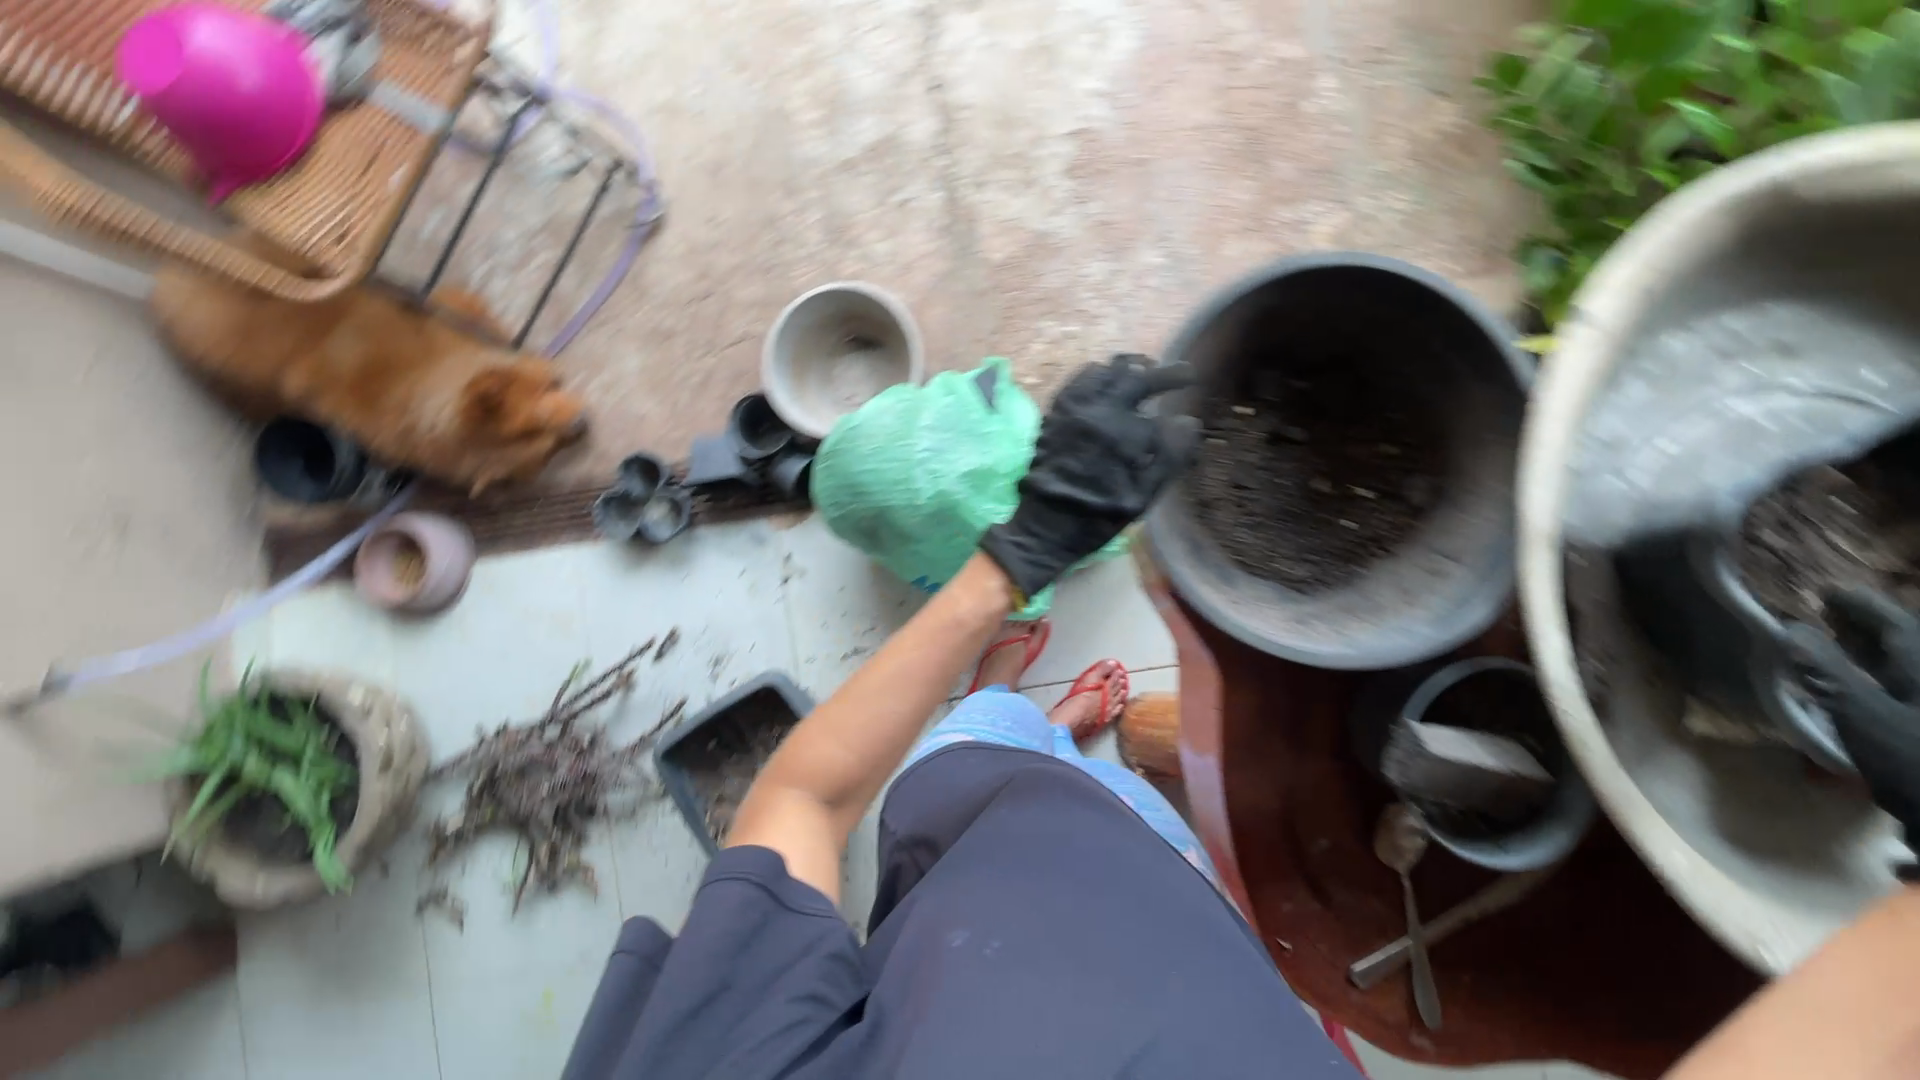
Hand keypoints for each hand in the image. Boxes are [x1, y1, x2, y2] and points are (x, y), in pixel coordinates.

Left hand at [979, 354, 1196, 601]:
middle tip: (1181, 373)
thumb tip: (1188, 422)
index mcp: (1125, 433)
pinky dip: (1097, 375)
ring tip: (1143, 371)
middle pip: (1135, 376)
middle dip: (1162, 372)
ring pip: (1105, 371)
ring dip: (1128, 369)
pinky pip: (1078, 380)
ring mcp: (1073, 409)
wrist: (1047, 525)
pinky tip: (1106, 382)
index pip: (1160, 407)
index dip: (1177, 403)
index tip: (1190, 394)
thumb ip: (1170, 456)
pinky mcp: (1055, 413)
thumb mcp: (1144, 495)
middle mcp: (1099, 411)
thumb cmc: (1099, 516)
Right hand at [1783, 587, 1919, 867]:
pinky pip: (1897, 702)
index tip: (1828, 592)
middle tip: (1831, 620)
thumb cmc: (1913, 759)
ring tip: (1839, 654)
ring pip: (1901, 676)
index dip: (1861, 606)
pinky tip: (1857, 700)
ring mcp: (1918, 713)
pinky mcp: (1913, 736)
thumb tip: (1789, 626)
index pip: (1896, 625)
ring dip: (1872, 662)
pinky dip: (1877, 693)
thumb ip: (1825, 669)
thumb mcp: (1861, 713)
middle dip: (1870, 632)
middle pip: (1904, 650)